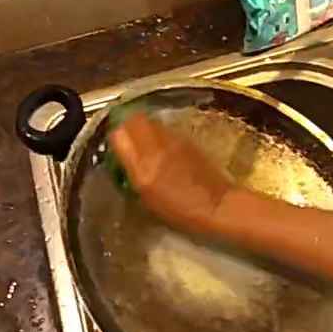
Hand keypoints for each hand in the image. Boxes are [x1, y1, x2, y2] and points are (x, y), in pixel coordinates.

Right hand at [110, 114, 232, 234]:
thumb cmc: (179, 211)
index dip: (117, 137)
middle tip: (130, 136)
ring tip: (147, 140)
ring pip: (150, 121)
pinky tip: (164, 147)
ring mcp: (173, 141)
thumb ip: (134, 172)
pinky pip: (165, 129)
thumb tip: (127, 154)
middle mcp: (155, 150)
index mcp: (142, 169)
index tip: (118, 144)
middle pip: (134, 120)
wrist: (215, 205)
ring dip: (145, 127)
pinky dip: (160, 133)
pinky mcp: (187, 139)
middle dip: (129, 124)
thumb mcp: (147, 197)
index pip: (119, 136)